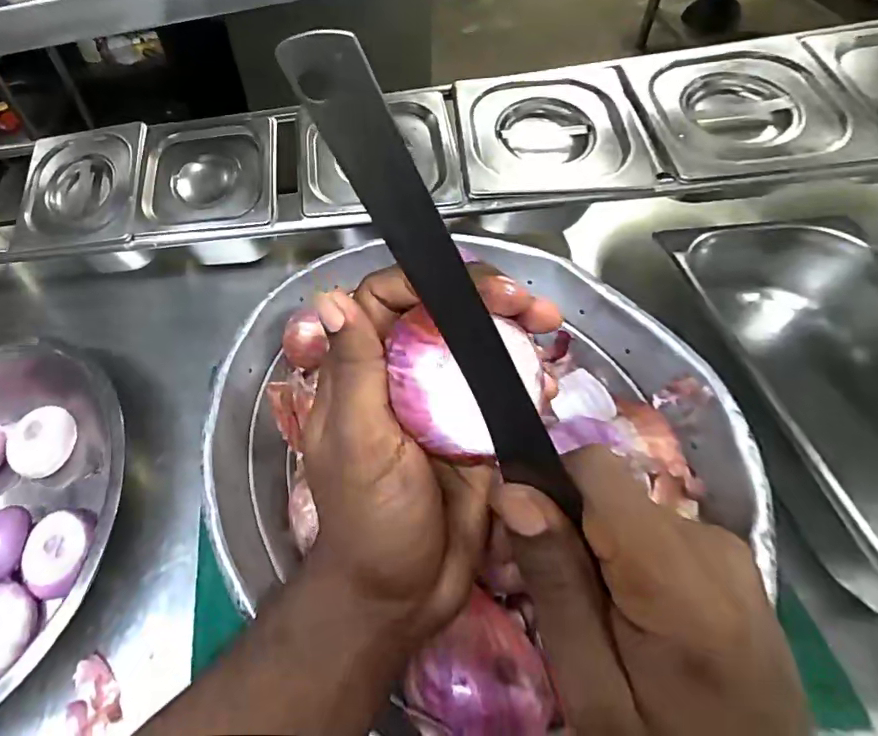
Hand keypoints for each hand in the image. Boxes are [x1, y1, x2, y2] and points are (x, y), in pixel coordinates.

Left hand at [299, 263, 564, 639]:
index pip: (380, 302)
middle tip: (526, 303)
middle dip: (478, 300)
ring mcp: (437, 403)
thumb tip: (330, 299)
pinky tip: (546, 375)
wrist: (402, 594)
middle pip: (434, 317)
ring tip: (545, 323)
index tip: (465, 283)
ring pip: (471, 348)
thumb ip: (353, 368)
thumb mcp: (358, 437)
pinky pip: (499, 393)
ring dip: (508, 331)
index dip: (418, 283)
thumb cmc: (366, 515)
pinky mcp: (474, 432)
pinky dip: (523, 378)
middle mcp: (397, 376)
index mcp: (358, 370)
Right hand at [492, 446, 809, 735]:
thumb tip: (511, 491)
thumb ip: (556, 583)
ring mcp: (729, 554)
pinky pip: (649, 524)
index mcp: (679, 580)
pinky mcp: (732, 564)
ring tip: (582, 605)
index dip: (545, 487)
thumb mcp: (591, 687)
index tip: (521, 540)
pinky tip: (621, 607)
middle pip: (604, 487)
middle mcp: (712, 547)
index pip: (592, 467)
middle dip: (559, 519)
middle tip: (540, 586)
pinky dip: (620, 549)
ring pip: (622, 503)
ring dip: (588, 536)